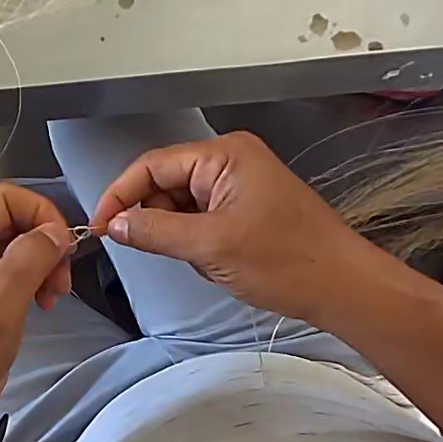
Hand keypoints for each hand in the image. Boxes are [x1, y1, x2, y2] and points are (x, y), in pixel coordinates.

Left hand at [0, 184, 74, 441]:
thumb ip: (29, 259)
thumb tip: (57, 232)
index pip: (6, 199)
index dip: (42, 215)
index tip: (64, 245)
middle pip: (17, 220)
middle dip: (47, 244)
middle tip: (61, 277)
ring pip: (22, 246)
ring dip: (46, 264)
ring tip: (53, 294)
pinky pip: (19, 270)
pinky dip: (38, 281)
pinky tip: (44, 302)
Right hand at [89, 131, 395, 324]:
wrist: (341, 285)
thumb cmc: (289, 260)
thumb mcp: (211, 247)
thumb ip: (155, 232)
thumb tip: (115, 224)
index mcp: (224, 155)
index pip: (152, 165)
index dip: (121, 195)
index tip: (101, 225)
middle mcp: (230, 163)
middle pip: (166, 185)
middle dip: (158, 221)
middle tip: (167, 253)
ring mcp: (239, 186)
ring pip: (182, 208)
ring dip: (182, 238)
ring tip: (209, 260)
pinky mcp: (246, 210)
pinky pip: (202, 222)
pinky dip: (199, 245)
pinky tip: (220, 263)